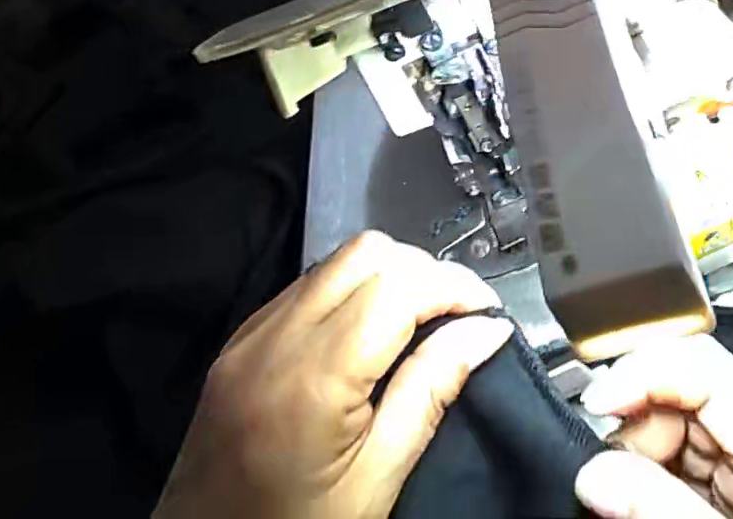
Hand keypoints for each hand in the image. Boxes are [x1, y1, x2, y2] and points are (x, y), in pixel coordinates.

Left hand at [153, 231, 516, 518]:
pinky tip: (369, 325)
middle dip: (422, 271)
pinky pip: (310, 281)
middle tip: (456, 314)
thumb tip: (487, 331)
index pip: (396, 288)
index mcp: (313, 375)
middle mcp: (277, 333)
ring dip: (389, 272)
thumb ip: (431, 391)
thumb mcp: (377, 478)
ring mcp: (254, 328)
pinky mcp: (243, 332)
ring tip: (420, 316)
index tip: (489, 310)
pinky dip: (352, 286)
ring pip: (338, 258)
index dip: (452, 287)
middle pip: (366, 253)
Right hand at [572, 335, 732, 518]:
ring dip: (645, 451)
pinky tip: (661, 503)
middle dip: (638, 422)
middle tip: (615, 471)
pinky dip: (664, 472)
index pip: (699, 365)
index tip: (596, 403)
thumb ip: (656, 506)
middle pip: (685, 389)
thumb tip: (594, 471)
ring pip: (683, 420)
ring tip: (637, 498)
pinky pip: (695, 454)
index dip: (637, 374)